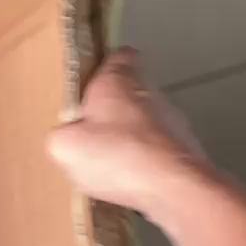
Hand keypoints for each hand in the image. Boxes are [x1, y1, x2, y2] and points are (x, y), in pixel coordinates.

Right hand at [47, 48, 226, 224]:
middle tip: (87, 130)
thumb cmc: (116, 156)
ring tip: (106, 162)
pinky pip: (156, 149)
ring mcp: (173, 121)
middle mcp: (149, 93)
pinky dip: (143, 160)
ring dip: (128, 136)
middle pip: (129, 91)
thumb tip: (68, 136)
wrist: (174, 189)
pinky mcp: (186, 149)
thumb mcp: (63, 146)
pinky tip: (127, 180)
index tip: (89, 82)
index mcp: (118, 81)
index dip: (103, 66)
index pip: (119, 55)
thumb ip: (60, 134)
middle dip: (110, 108)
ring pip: (143, 121)